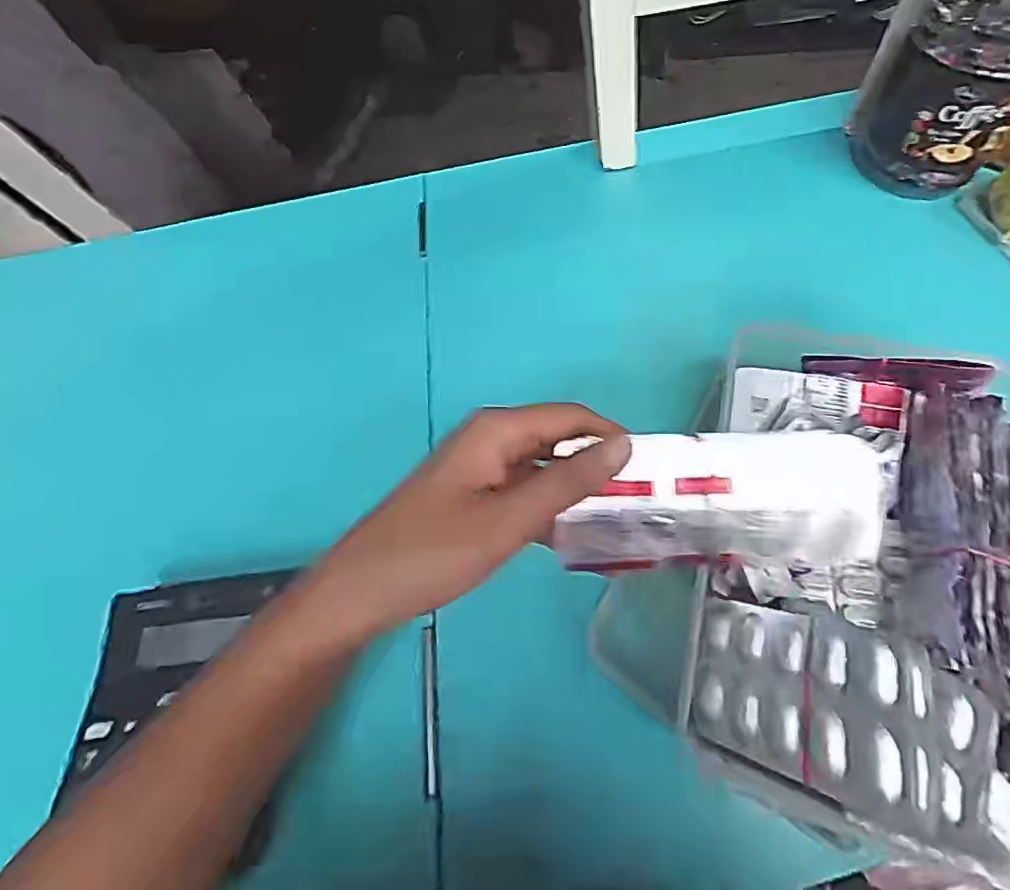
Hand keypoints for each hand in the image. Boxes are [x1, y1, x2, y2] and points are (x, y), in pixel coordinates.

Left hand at [307, 403, 629, 641]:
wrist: (360, 592)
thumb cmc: (433, 552)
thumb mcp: (510, 519)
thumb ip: (568, 482)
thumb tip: (622, 446)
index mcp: (497, 430)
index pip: (572, 417)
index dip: (611, 437)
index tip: (648, 471)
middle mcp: (491, 437)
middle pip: (558, 438)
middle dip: (596, 463)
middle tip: (636, 501)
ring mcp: (480, 466)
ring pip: (543, 466)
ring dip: (574, 489)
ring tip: (613, 521)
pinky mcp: (473, 493)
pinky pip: (524, 489)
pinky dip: (548, 506)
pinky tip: (568, 536)